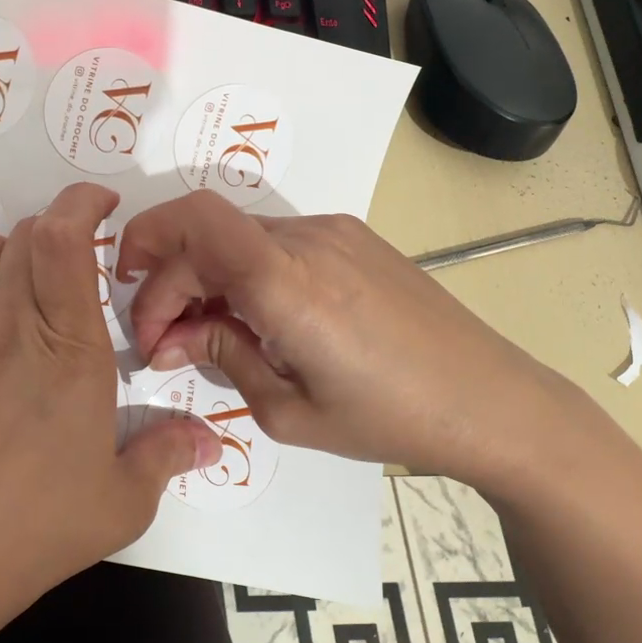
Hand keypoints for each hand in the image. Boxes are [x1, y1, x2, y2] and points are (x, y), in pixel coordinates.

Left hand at [0, 183, 220, 601]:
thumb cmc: (37, 524)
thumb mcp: (121, 499)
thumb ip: (165, 454)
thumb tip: (207, 439)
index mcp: (70, 344)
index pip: (66, 237)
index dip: (80, 200)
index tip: (100, 202)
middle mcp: (9, 320)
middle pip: (24, 234)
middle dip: (52, 231)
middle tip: (69, 265)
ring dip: (3, 257)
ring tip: (17, 293)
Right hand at [115, 191, 562, 487]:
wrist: (497, 404)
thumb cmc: (390, 419)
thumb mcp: (287, 410)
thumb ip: (221, 356)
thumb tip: (173, 339)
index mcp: (287, 283)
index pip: (191, 223)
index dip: (145, 250)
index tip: (143, 321)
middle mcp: (307, 240)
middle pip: (204, 230)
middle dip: (166, 280)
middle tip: (163, 339)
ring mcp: (333, 232)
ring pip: (235, 234)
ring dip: (203, 275)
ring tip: (207, 332)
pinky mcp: (352, 238)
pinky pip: (272, 241)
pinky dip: (241, 270)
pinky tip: (253, 315)